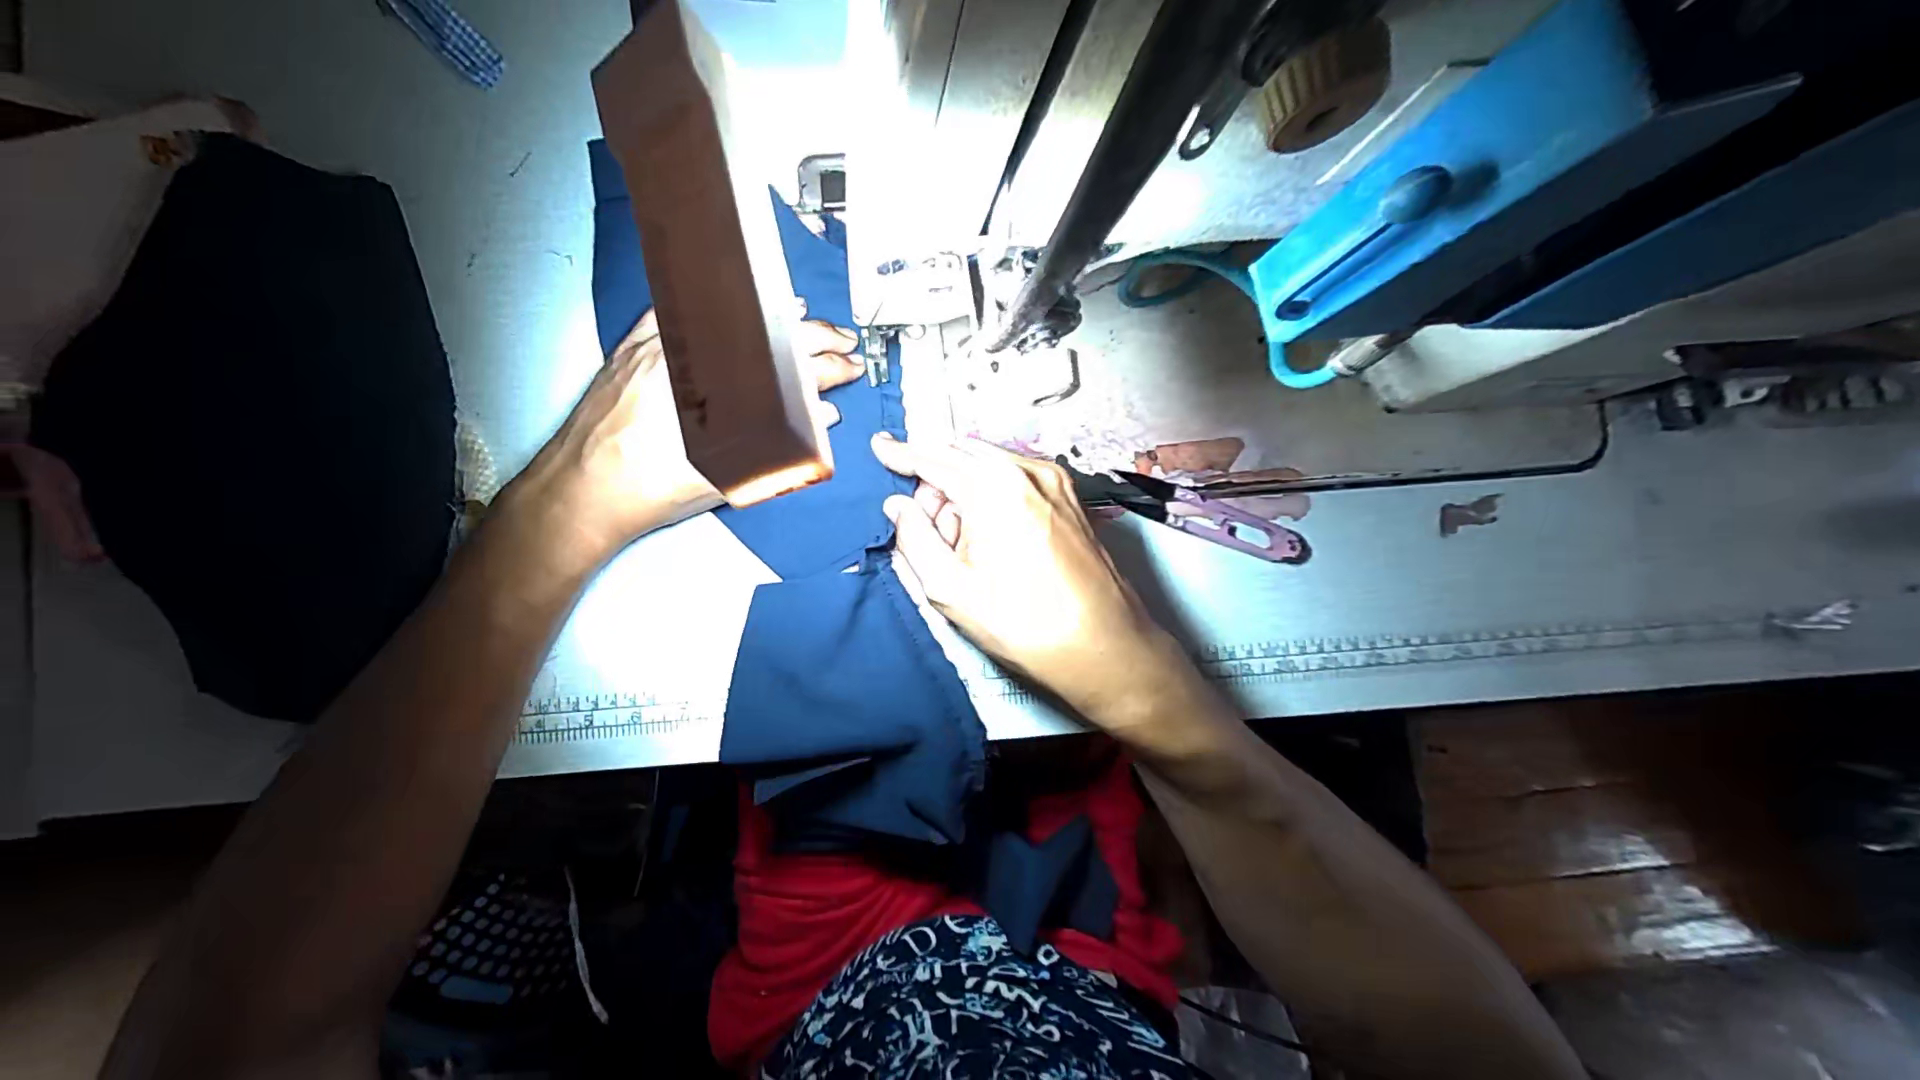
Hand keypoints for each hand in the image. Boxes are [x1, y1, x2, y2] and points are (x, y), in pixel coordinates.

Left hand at [498, 310, 861, 571]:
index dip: (828, 366)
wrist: (581, 491)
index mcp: (718, 395)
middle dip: (813, 336)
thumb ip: (783, 444)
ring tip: (802, 318)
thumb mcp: (730, 478)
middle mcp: (692, 360)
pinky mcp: (636, 346)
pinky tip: (734, 304)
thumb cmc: (647, 491)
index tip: (847, 367)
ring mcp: (661, 347)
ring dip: (772, 318)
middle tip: (840, 342)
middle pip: (766, 337)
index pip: (789, 369)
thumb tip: (821, 416)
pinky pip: (683, 311)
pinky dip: (716, 305)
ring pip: (731, 317)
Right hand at [871, 434, 1231, 755]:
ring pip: (989, 466)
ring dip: (964, 490)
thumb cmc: (1028, 626)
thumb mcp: (951, 590)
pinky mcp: (1070, 496)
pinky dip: (992, 495)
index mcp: (995, 488)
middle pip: (962, 456)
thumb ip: (914, 538)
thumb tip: (898, 505)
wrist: (1105, 647)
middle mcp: (1028, 471)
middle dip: (934, 481)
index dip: (901, 454)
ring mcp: (1055, 481)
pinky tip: (992, 538)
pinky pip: (1016, 479)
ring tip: (962, 545)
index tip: (880, 447)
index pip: (933, 458)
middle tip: (924, 527)